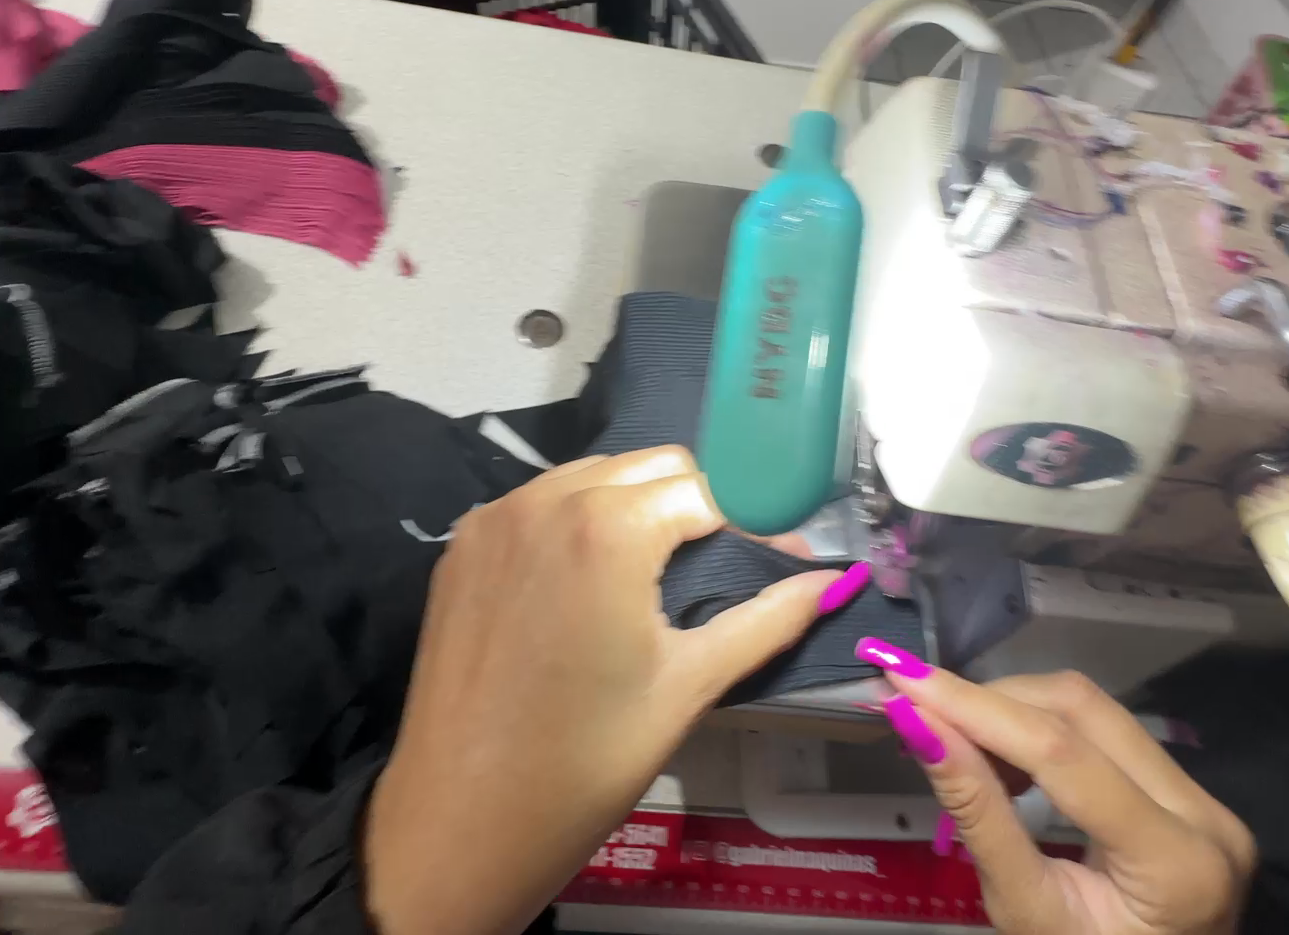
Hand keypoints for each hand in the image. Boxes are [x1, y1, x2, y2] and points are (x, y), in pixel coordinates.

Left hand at [365, 446, 870, 934]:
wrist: (458, 822)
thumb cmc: (586, 760)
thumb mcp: (689, 686)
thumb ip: (768, 620)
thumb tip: (830, 581)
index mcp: (609, 528)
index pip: (705, 490)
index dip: (742, 524)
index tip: (758, 561)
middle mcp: (548, 499)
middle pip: (650, 466)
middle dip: (690, 504)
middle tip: (701, 569)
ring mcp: (497, 516)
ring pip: (593, 473)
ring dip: (632, 504)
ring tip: (643, 570)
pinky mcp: (463, 541)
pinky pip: (539, 500)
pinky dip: (574, 517)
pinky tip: (579, 576)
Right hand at [856, 644, 1253, 934]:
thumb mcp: (1022, 910)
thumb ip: (975, 811)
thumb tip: (914, 721)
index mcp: (1176, 863)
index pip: (1060, 752)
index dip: (972, 705)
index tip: (900, 674)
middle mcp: (1204, 813)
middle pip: (1078, 708)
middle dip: (989, 700)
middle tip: (922, 710)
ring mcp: (1203, 797)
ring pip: (1088, 705)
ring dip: (1010, 709)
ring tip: (961, 745)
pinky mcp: (1185, 789)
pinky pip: (1099, 726)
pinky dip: (1036, 725)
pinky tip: (1004, 758)